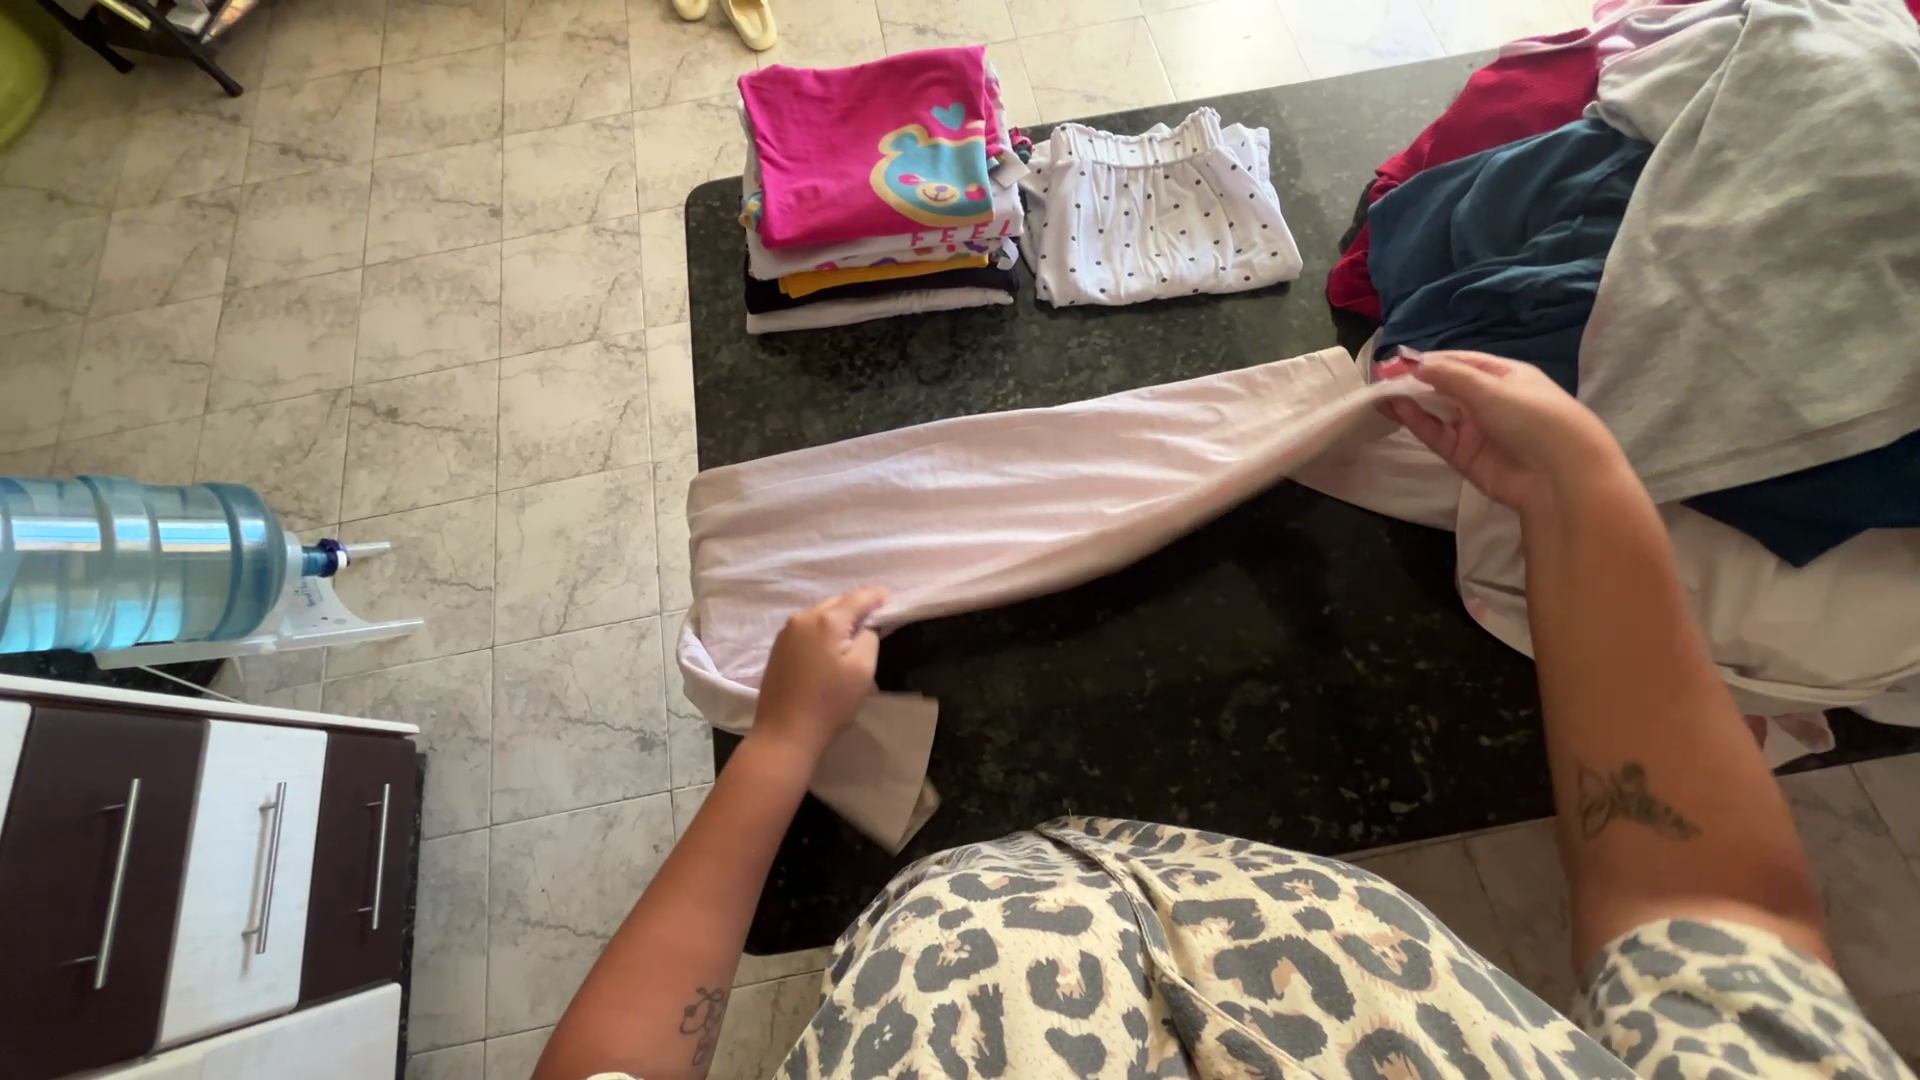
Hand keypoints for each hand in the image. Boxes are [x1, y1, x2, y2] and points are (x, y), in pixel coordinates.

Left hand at [751, 588, 888, 758]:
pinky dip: (823, 631)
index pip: (860, 597)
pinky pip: (807, 628)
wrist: (785, 733)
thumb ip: (870, 637)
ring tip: (855, 635)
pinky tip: (830, 648)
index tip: (894, 602)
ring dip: (839, 619)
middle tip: (877, 621)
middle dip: (858, 608)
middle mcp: (804, 617)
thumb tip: (867, 626)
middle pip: (838, 602)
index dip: (879, 597)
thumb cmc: (829, 702)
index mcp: (827, 620)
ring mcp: (786, 632)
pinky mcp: (778, 647)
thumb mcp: (862, 669)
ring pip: (821, 614)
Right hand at [1379, 350, 1630, 513]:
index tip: (1393, 361)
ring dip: (1409, 400)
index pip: (1459, 361)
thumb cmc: (1534, 419)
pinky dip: (1415, 421)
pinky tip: (1396, 409)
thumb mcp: (1493, 389)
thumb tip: (1412, 363)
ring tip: (1380, 394)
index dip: (1426, 360)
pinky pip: (1434, 433)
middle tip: (1380, 377)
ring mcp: (1474, 427)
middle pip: (1443, 385)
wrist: (1558, 477)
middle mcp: (1487, 399)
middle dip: (1413, 380)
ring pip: (1434, 409)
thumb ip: (1449, 376)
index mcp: (1504, 376)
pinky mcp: (1461, 453)